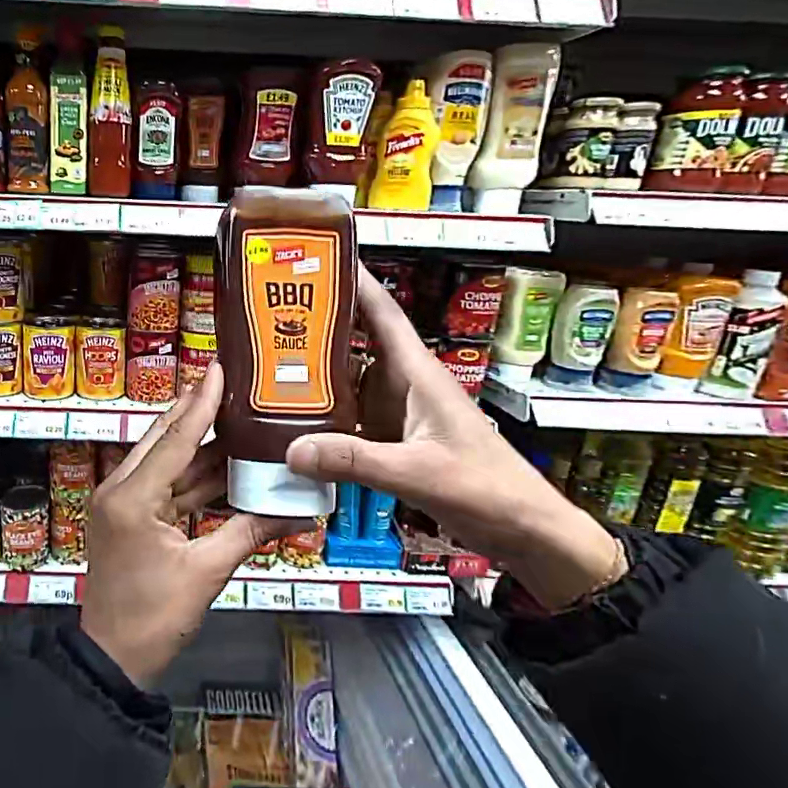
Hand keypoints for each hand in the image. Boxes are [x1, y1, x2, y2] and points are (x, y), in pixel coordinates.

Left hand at [82, 362, 287, 686]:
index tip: (218, 369)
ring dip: (200, 447)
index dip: (201, 404)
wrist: (112, 659)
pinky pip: (167, 487)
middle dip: (197, 413)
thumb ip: (249, 533)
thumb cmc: (154, 618)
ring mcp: (124, 503)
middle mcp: (121, 489)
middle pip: (165, 440)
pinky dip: (195, 478)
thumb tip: (299, 513)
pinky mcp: (132, 518)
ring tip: (237, 420)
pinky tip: (225, 464)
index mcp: (133, 497)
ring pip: (167, 463)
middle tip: (229, 385)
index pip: (175, 439)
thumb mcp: (206, 573)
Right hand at [284, 266, 620, 608]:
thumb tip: (291, 450)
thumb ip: (356, 461)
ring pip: (346, 381)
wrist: (523, 530)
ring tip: (264, 363)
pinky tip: (290, 421)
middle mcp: (402, 384)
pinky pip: (348, 417)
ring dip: (312, 373)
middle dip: (316, 325)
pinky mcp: (391, 438)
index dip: (354, 281)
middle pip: (354, 342)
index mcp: (417, 373)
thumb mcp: (418, 472)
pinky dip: (321, 414)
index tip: (318, 258)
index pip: (382, 314)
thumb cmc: (487, 488)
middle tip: (267, 315)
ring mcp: (395, 412)